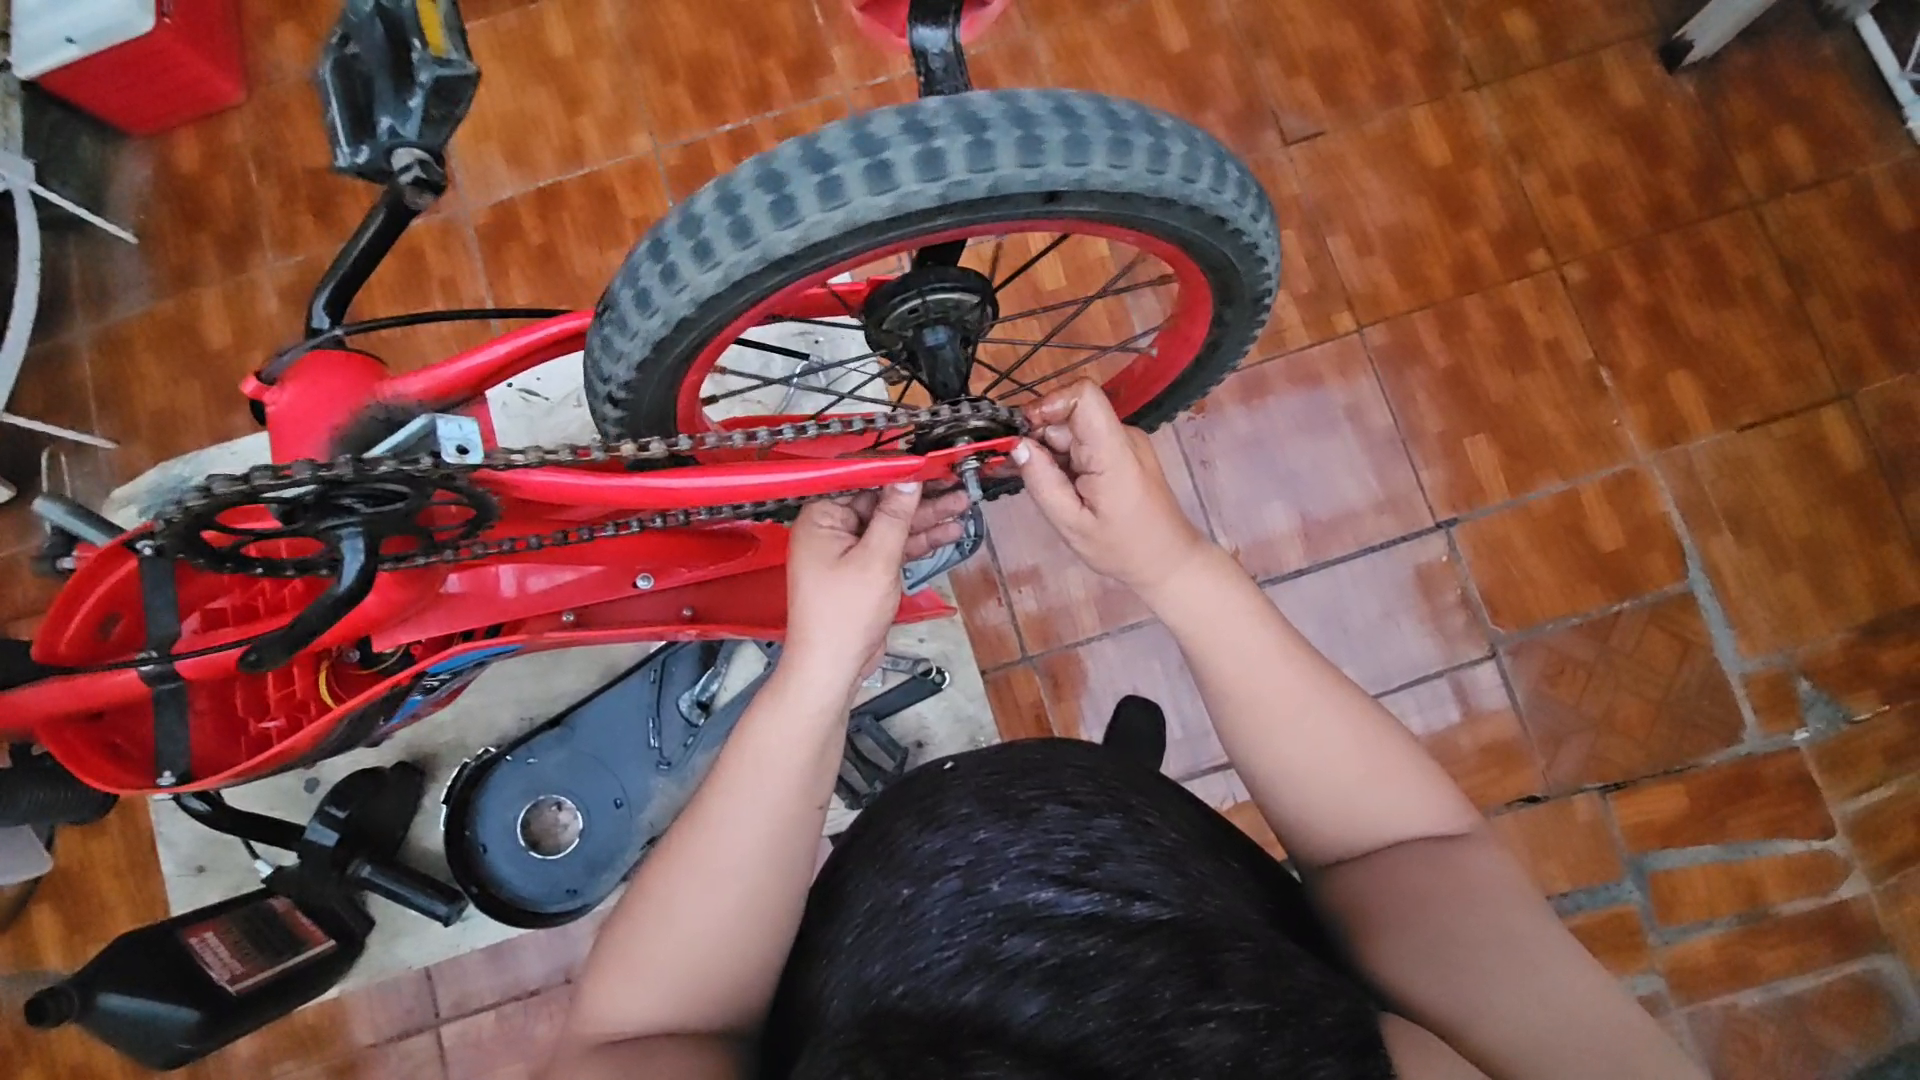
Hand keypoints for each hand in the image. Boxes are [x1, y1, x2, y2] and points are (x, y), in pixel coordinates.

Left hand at [781, 483, 971, 694]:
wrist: (833, 666)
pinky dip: (917, 542)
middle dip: (920, 496)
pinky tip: (946, 533)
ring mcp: (847, 551)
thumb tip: (907, 479)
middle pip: (881, 502)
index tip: (929, 462)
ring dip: (925, 518)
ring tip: (961, 504)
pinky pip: (893, 547)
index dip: (899, 470)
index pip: (863, 481)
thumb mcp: (876, 559)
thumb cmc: (840, 619)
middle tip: (953, 483)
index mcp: (821, 518)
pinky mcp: (862, 569)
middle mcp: (831, 530)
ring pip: (892, 525)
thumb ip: (894, 516)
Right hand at [1012, 380, 1209, 596]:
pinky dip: (1063, 459)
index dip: (1048, 404)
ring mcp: (1123, 441)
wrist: (1167, 559)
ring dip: (1049, 452)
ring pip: (1072, 430)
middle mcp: (1121, 436)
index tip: (1023, 435)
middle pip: (1070, 416)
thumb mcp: (1072, 525)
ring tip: (1037, 485)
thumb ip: (1043, 483)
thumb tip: (1018, 446)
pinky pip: (1083, 443)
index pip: (1084, 395)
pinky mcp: (1120, 451)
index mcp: (1113, 452)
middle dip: (1039, 439)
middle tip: (1017, 471)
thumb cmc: (1122, 548)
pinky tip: (1054, 484)